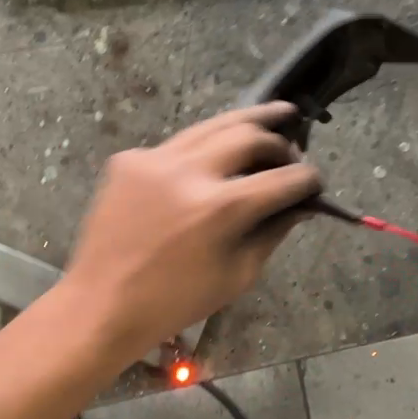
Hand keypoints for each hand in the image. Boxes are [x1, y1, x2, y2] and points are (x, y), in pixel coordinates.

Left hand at [63, 102, 322, 359]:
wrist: (102, 304)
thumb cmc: (175, 302)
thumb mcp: (237, 274)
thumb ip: (273, 230)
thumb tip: (300, 203)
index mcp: (220, 208)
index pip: (283, 179)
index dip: (308, 179)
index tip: (315, 182)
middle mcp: (188, 171)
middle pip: (249, 135)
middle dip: (279, 142)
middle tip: (291, 152)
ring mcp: (153, 159)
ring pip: (212, 126)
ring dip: (246, 125)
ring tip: (275, 115)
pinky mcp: (128, 160)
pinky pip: (177, 145)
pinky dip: (201, 150)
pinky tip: (212, 161)